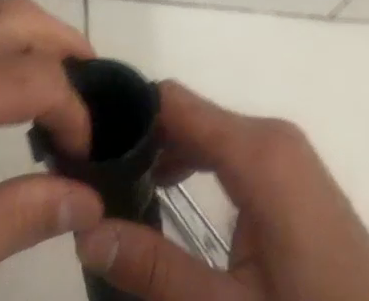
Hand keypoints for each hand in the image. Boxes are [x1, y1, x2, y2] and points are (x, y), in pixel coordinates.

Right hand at [74, 82, 368, 300]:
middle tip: (85, 174)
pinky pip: (229, 151)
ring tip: (113, 186)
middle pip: (185, 114)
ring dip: (161, 152)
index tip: (76, 140)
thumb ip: (155, 268)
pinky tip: (162, 194)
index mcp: (258, 152)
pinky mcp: (293, 178)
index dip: (122, 114)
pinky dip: (191, 164)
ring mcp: (287, 156)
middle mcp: (272, 138)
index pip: (172, 101)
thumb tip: (81, 230)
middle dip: (136, 137)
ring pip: (205, 132)